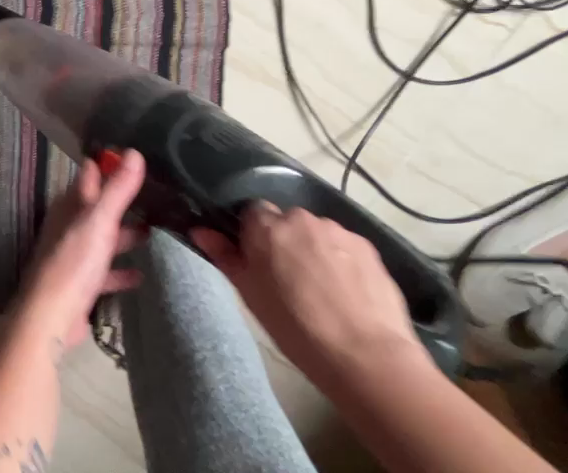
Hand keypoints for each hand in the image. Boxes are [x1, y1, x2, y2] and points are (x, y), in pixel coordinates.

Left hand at [14, 149, 147, 352]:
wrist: (51, 317)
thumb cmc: (73, 263)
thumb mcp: (99, 221)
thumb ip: (116, 190)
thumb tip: (133, 152)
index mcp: (69, 207)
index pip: (90, 175)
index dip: (110, 164)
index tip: (136, 156)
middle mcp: (69, 226)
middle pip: (98, 208)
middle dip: (123, 202)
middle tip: (156, 196)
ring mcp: (74, 256)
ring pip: (103, 238)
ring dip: (125, 235)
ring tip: (155, 232)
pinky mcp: (81, 284)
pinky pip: (105, 272)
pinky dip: (122, 271)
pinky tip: (142, 275)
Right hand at [192, 204, 426, 388]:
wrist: (364, 355)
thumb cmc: (295, 327)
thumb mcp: (250, 295)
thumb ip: (224, 256)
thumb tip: (199, 230)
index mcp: (266, 227)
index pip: (253, 212)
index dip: (254, 235)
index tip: (258, 260)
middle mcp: (301, 219)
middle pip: (287, 221)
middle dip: (286, 241)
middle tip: (289, 278)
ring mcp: (338, 230)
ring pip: (318, 233)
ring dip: (315, 250)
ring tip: (323, 289)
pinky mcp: (368, 246)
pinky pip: (345, 246)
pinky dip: (342, 261)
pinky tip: (347, 293)